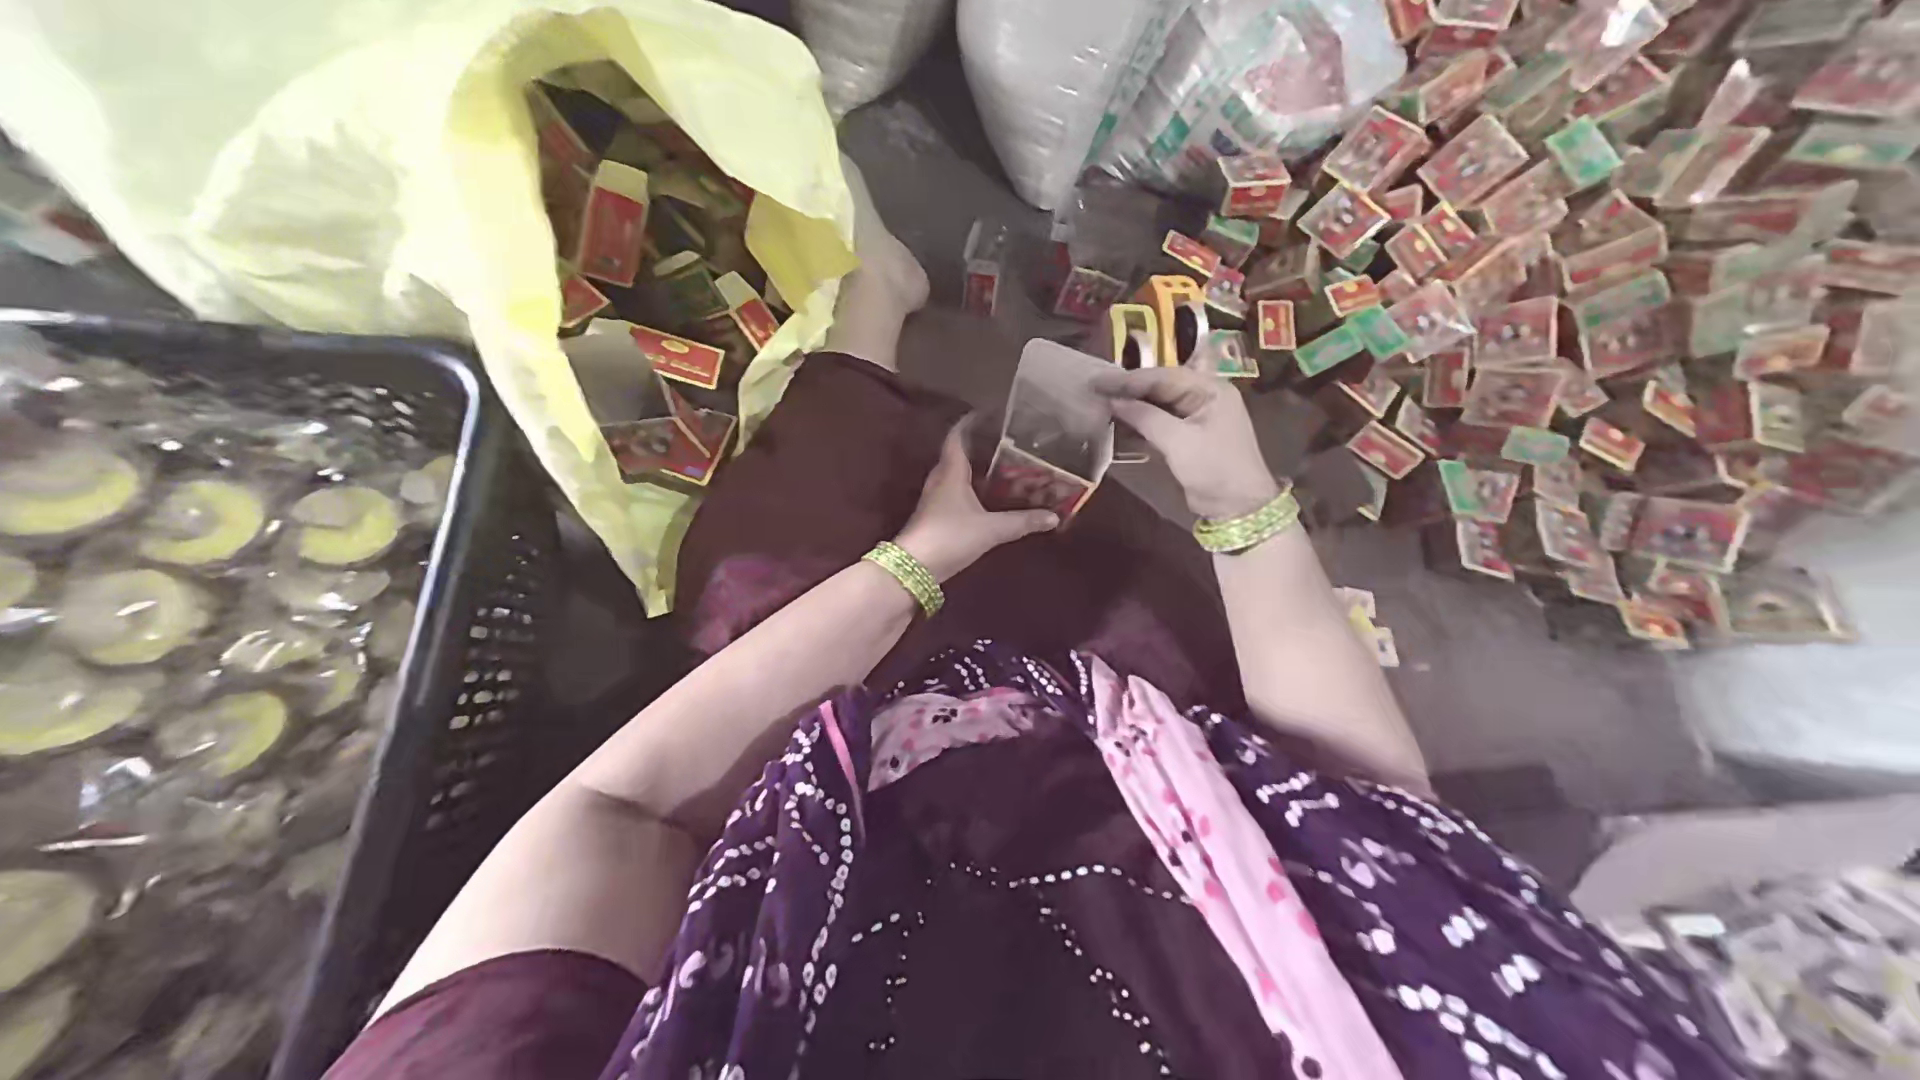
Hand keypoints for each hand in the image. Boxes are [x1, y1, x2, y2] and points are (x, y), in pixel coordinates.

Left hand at [893, 421, 1060, 581]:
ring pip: (956, 475)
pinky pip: (955, 493)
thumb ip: (1021, 522)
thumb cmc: (950, 537)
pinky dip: (970, 489)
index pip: (957, 437)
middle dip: (978, 447)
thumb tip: (1053, 517)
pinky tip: (986, 497)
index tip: (988, 414)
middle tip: (1005, 442)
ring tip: (1001, 466)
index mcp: (950, 472)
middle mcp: (940, 480)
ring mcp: (935, 499)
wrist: (914, 568)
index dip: (970, 422)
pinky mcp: (935, 516)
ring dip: (974, 470)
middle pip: (957, 455)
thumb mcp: (990, 529)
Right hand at [1097, 365, 1279, 519]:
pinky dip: (1139, 422)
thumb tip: (1113, 401)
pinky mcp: (1187, 435)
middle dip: (1128, 390)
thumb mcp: (1178, 441)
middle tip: (1095, 390)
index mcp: (1210, 389)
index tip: (1098, 381)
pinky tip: (1118, 423)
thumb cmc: (1214, 468)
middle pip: (1160, 387)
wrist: (1238, 507)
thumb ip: (1145, 417)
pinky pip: (1159, 421)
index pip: (1163, 376)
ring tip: (1101, 404)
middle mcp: (1204, 396)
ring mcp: (1196, 416)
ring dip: (1131, 406)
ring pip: (1157, 404)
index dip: (1129, 380)